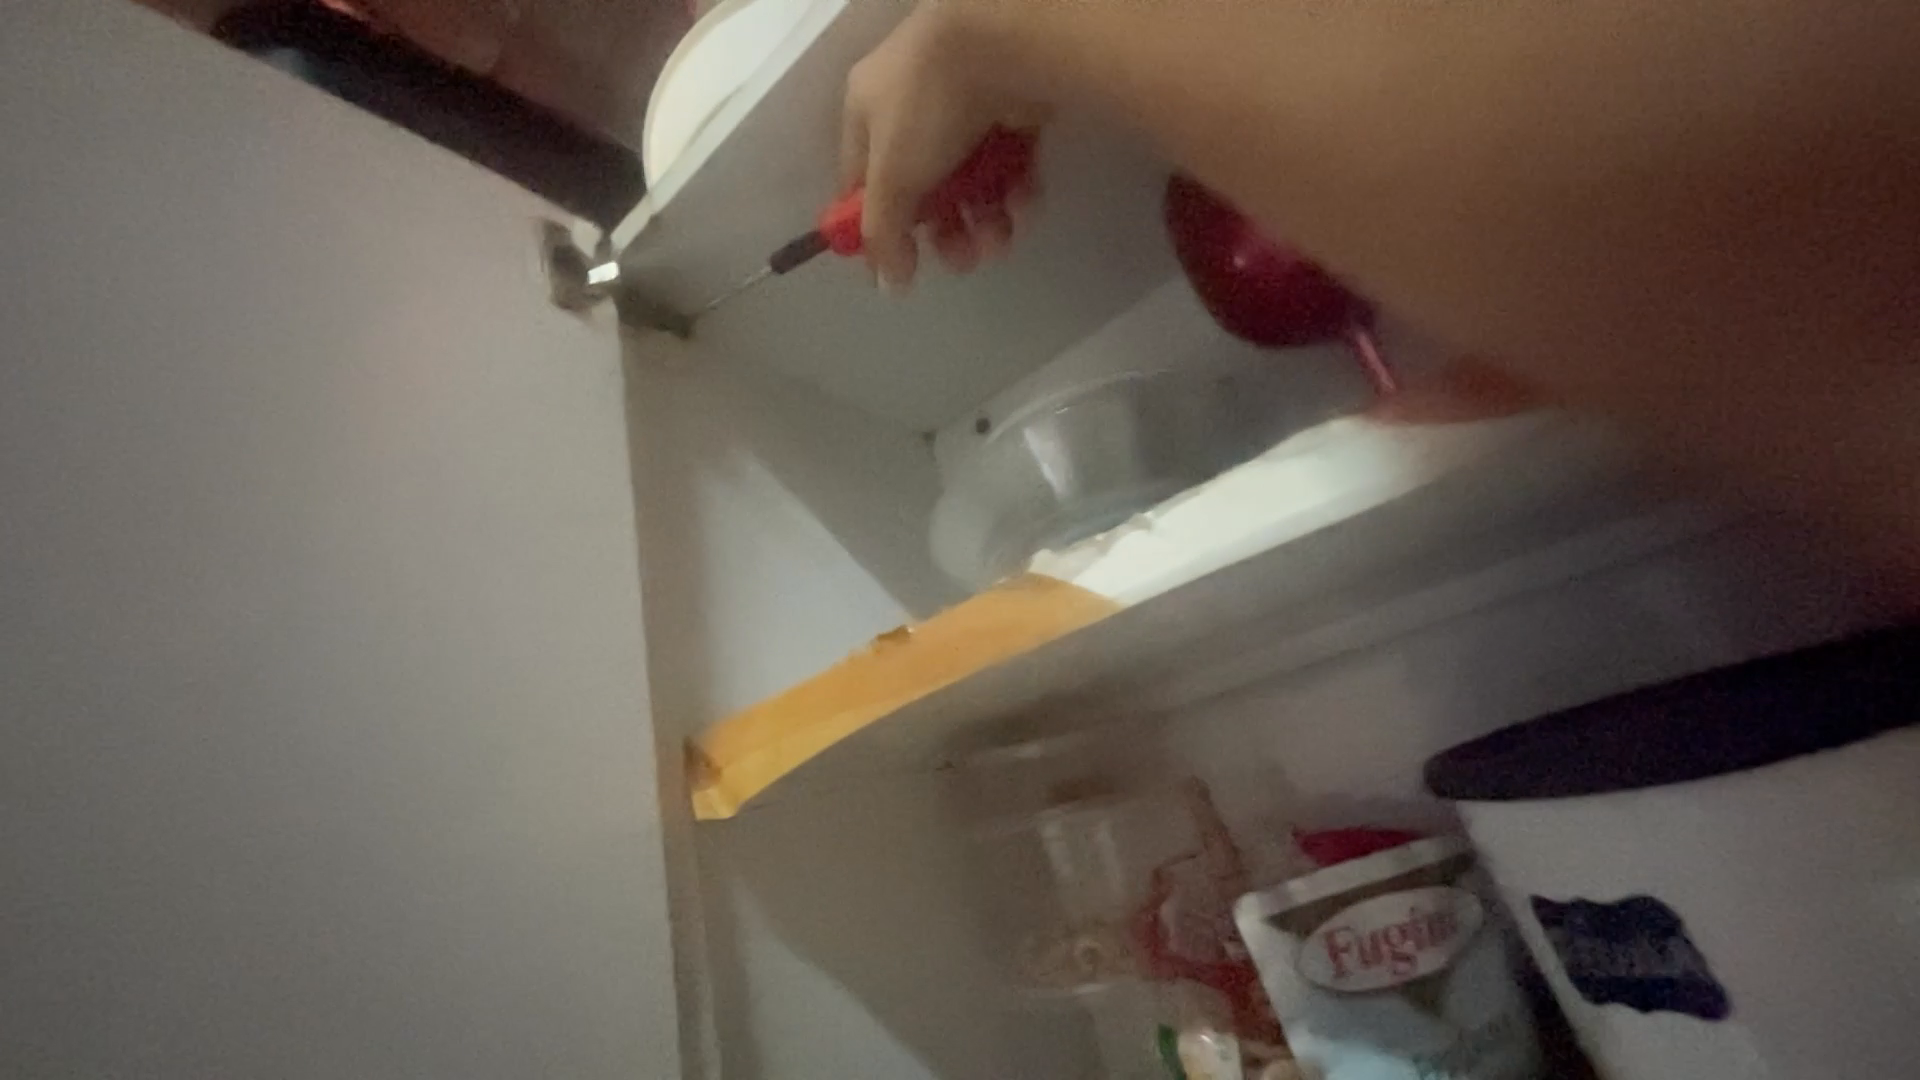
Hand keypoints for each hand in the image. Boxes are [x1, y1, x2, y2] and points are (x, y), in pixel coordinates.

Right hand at [841, 4, 1047, 290]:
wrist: (1000, 45)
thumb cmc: (927, 108)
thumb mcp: (890, 179)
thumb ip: (882, 234)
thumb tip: (887, 282)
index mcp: (867, 112)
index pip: (861, 184)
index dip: (879, 231)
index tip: (900, 270)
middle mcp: (912, 107)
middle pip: (925, 193)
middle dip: (946, 234)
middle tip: (965, 260)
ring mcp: (964, 109)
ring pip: (971, 185)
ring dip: (985, 223)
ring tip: (999, 241)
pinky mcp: (1011, 111)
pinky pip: (1007, 165)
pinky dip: (1015, 192)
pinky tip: (1023, 207)